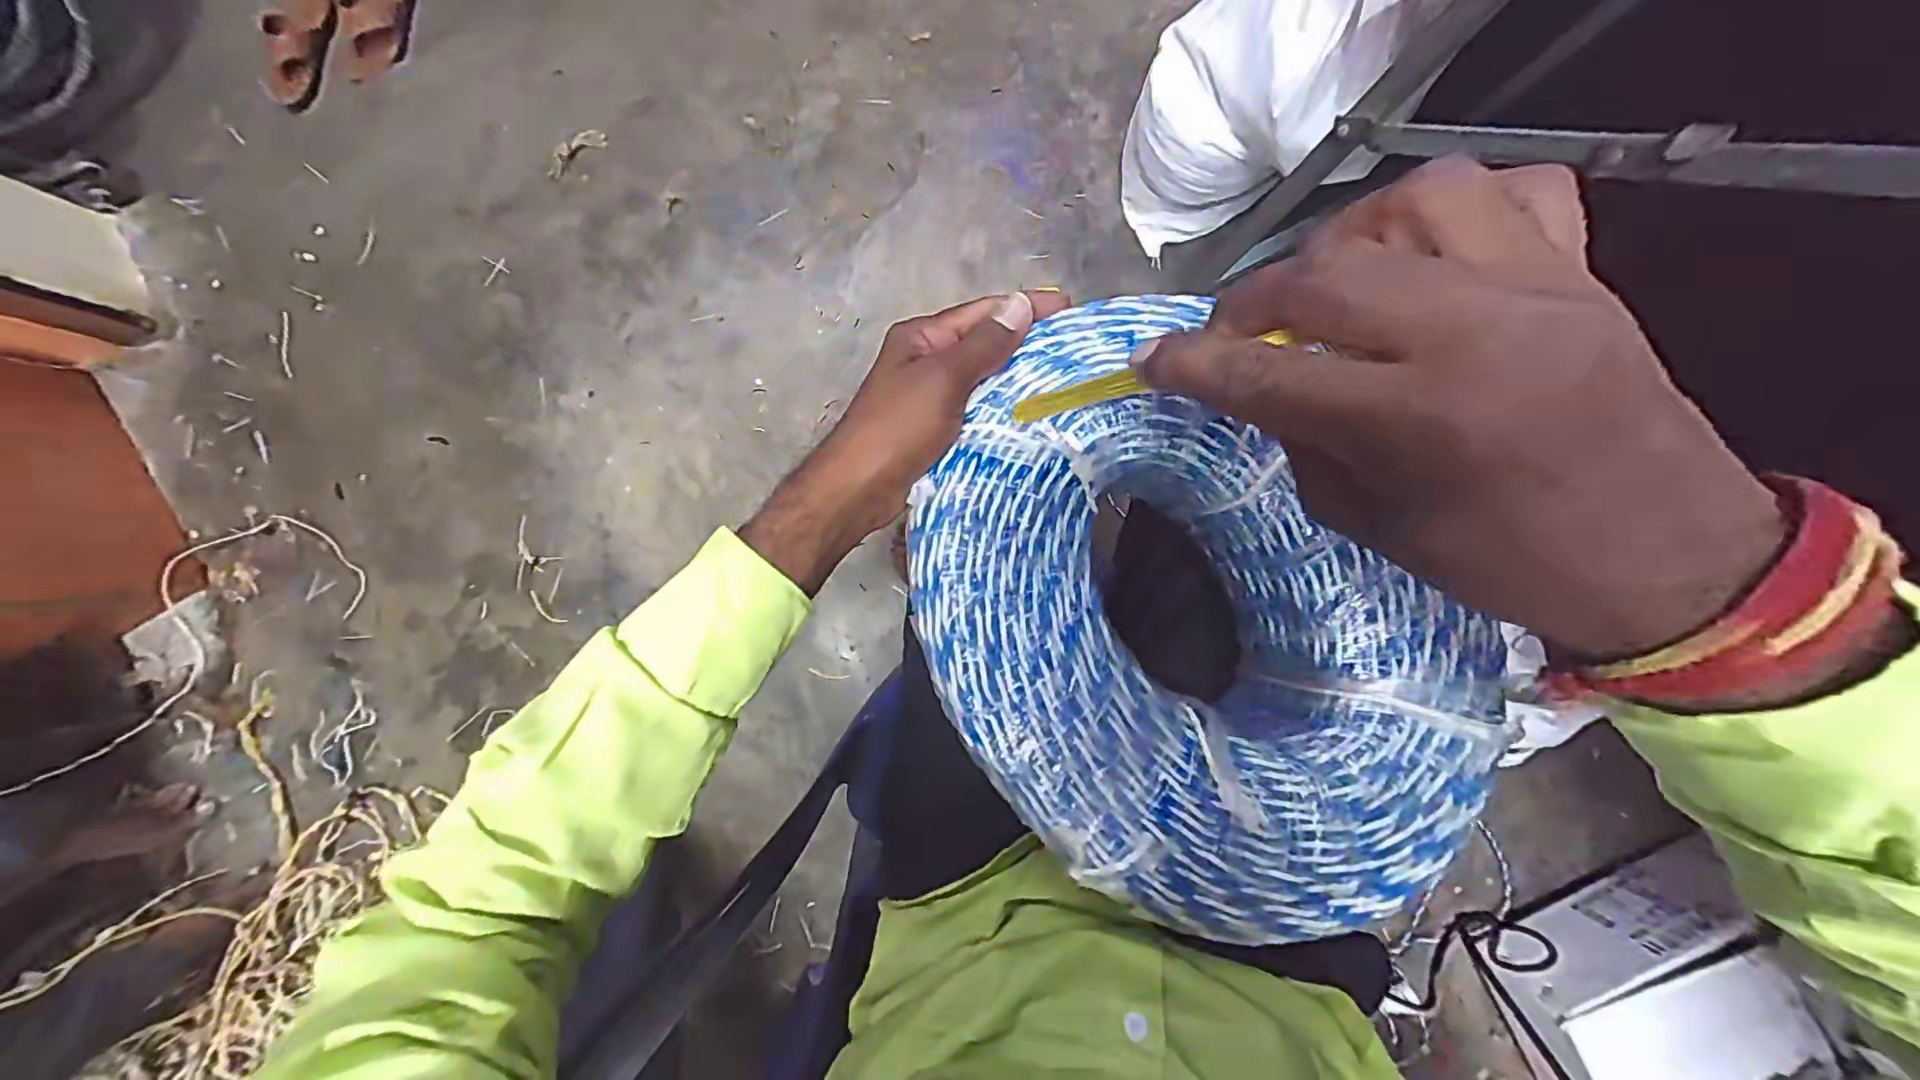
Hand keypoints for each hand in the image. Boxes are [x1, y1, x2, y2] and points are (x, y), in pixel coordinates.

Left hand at [743, 289, 1071, 593]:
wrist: (859, 489)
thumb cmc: (897, 428)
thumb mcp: (942, 378)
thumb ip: (983, 344)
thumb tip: (1019, 305)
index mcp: (923, 338)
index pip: (983, 313)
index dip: (1025, 308)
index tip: (1068, 309)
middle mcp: (927, 362)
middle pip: (984, 344)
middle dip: (1026, 343)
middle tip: (1073, 348)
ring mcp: (932, 398)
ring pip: (983, 380)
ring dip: (1018, 379)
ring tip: (1063, 379)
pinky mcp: (938, 430)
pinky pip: (977, 411)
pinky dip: (1002, 410)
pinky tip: (1030, 415)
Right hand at [1134, 159, 1784, 659]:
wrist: (1666, 553)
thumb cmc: (1499, 561)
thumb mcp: (1370, 518)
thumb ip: (1303, 438)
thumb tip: (1255, 387)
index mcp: (1418, 420)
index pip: (1268, 374)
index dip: (1193, 365)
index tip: (1148, 360)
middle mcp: (1474, 333)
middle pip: (1321, 276)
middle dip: (1249, 303)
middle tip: (1231, 334)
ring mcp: (1538, 286)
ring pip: (1410, 201)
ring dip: (1341, 242)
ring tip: (1324, 286)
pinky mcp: (1581, 269)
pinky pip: (1507, 191)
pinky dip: (1442, 213)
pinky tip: (1415, 254)